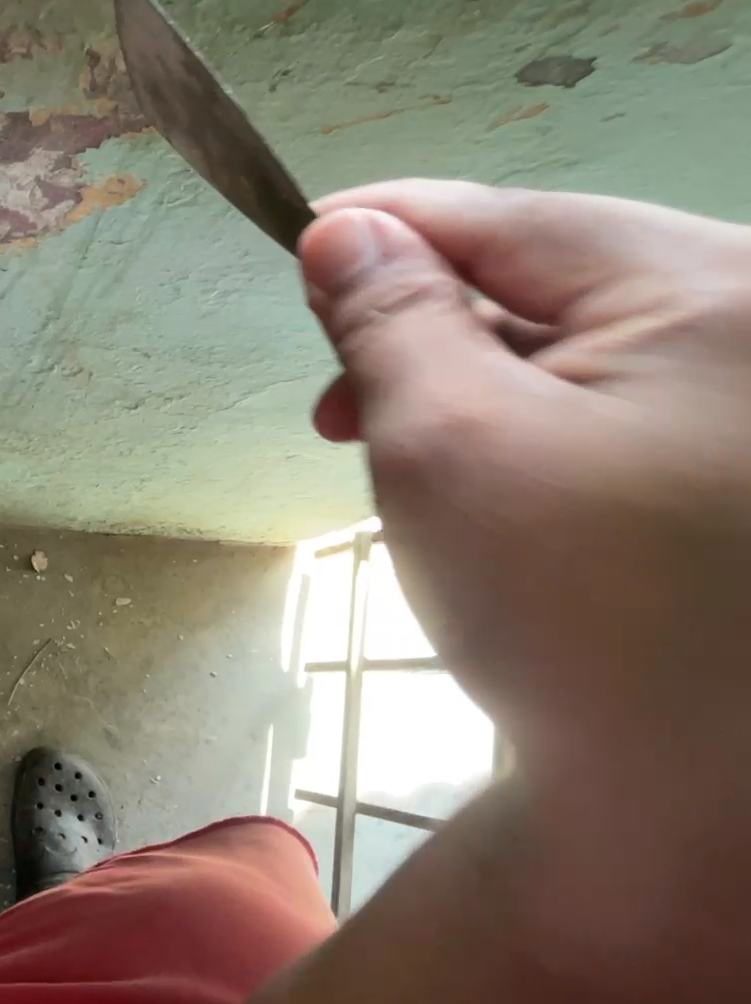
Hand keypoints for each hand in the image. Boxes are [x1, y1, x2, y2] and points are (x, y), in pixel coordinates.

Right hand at [299, 182, 750, 819]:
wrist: (682, 781)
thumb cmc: (558, 597)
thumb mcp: (441, 439)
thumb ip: (391, 320)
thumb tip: (341, 233)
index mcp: (718, 293)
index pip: (512, 217)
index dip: (389, 219)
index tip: (300, 235)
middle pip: (544, 276)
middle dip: (417, 323)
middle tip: (329, 401)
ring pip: (564, 341)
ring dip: (454, 378)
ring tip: (382, 447)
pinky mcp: (731, 456)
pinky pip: (596, 394)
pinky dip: (506, 417)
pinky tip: (464, 470)